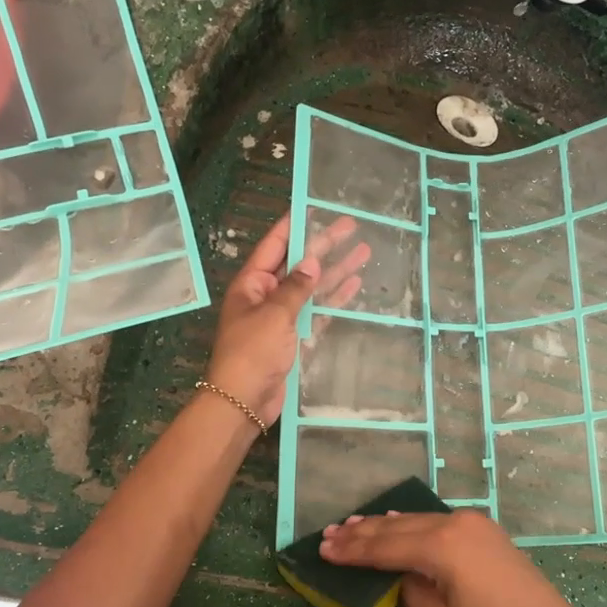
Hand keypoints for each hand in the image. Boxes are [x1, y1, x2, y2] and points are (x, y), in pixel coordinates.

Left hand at [205, 214, 368, 424]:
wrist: (243, 400)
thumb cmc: (252, 352)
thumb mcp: (274, 315)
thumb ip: (296, 288)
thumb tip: (311, 262)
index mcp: (252, 283)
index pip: (274, 245)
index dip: (294, 225)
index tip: (314, 206)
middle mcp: (266, 295)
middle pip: (298, 264)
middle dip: (324, 246)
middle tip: (351, 226)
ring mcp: (281, 317)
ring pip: (312, 287)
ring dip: (336, 271)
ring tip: (363, 252)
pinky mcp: (295, 338)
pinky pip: (318, 312)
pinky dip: (334, 299)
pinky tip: (354, 285)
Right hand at [319, 509, 606, 606]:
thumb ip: (411, 591)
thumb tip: (406, 575)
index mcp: (441, 545)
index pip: (385, 546)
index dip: (352, 550)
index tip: (321, 548)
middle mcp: (456, 523)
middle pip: (399, 526)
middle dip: (363, 532)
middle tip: (329, 533)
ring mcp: (475, 524)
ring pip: (419, 520)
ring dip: (386, 525)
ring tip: (352, 526)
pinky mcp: (487, 533)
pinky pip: (438, 523)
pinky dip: (412, 526)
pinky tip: (395, 524)